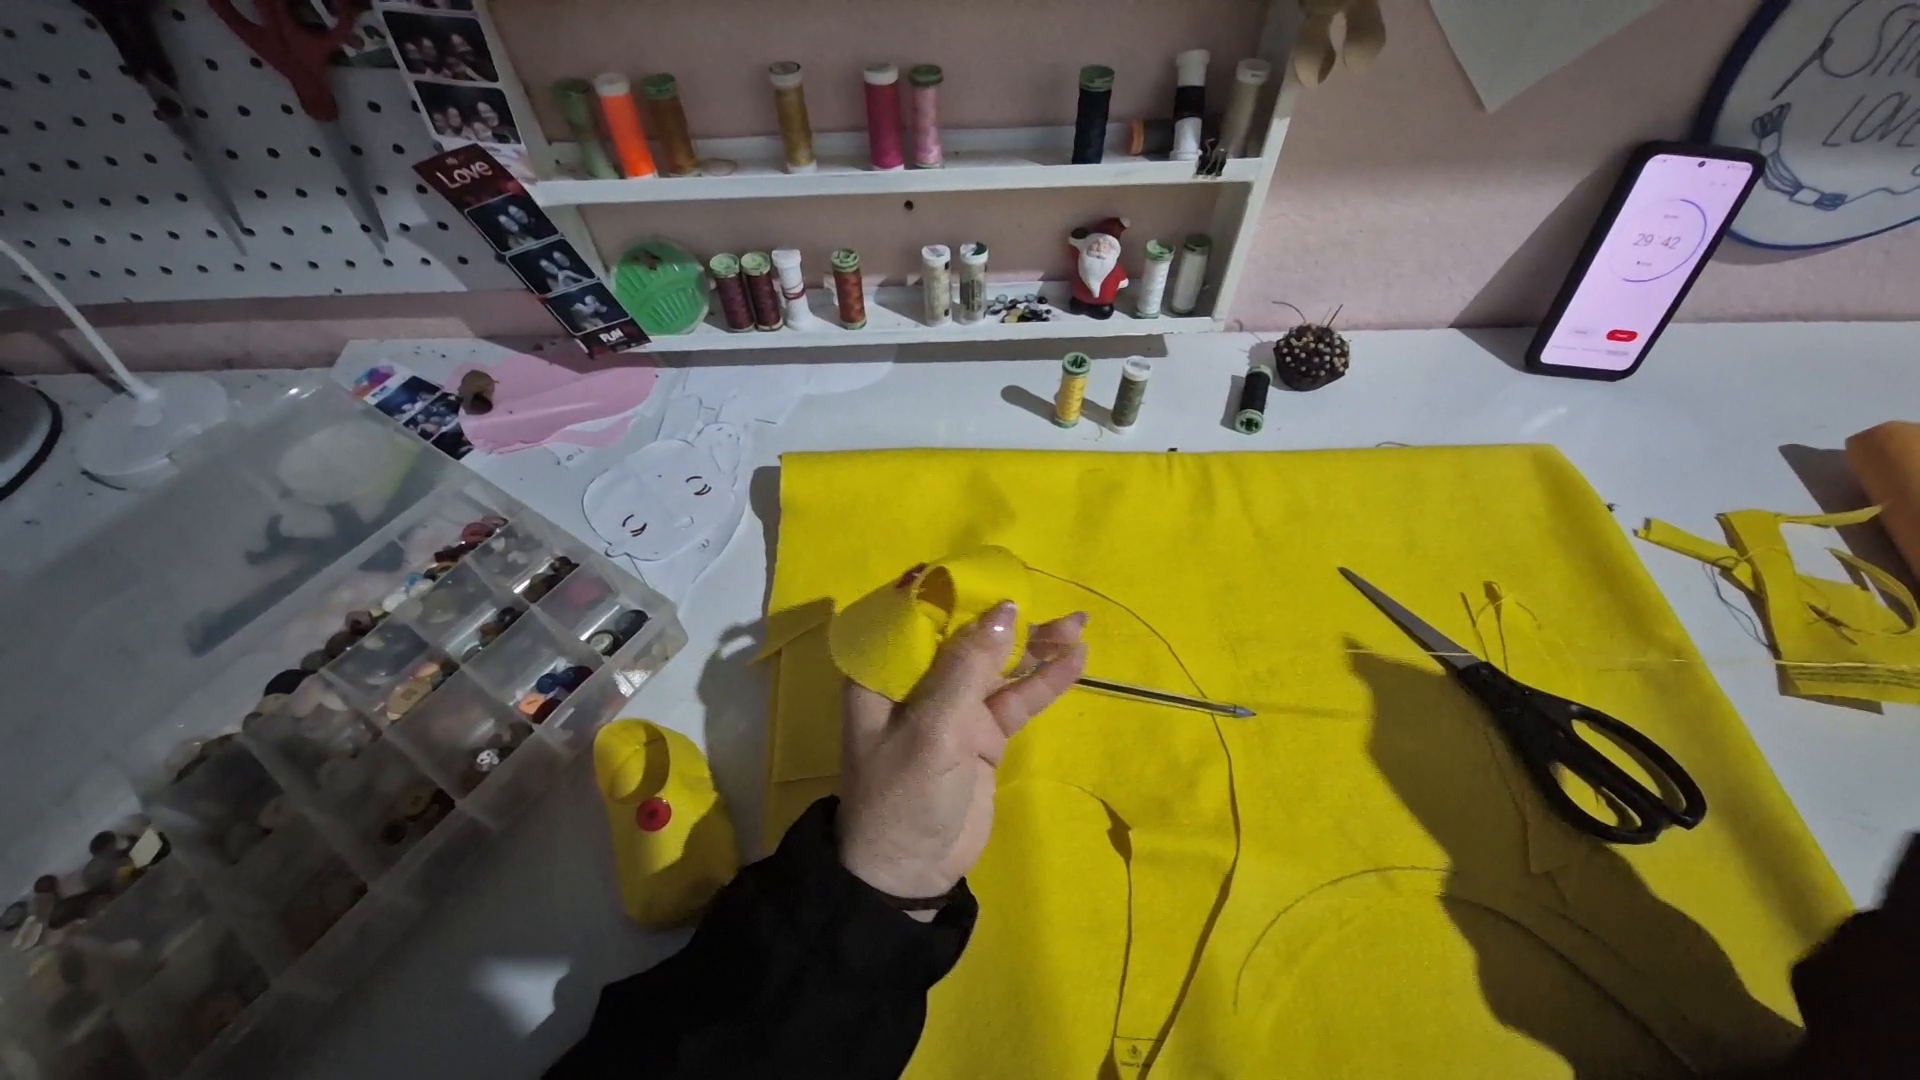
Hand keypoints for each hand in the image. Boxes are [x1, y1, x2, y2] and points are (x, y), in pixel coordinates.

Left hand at [838, 602, 1088, 902]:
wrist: (912, 874)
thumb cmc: (903, 798)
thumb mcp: (932, 731)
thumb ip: (967, 669)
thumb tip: (1005, 610)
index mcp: (884, 673)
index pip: (917, 615)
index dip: (956, 592)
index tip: (998, 574)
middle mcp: (917, 681)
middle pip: (966, 635)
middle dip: (1006, 617)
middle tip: (1049, 603)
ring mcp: (952, 707)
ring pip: (997, 664)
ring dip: (1034, 645)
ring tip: (1077, 626)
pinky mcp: (981, 732)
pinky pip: (1015, 697)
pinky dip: (1043, 680)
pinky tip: (1075, 660)